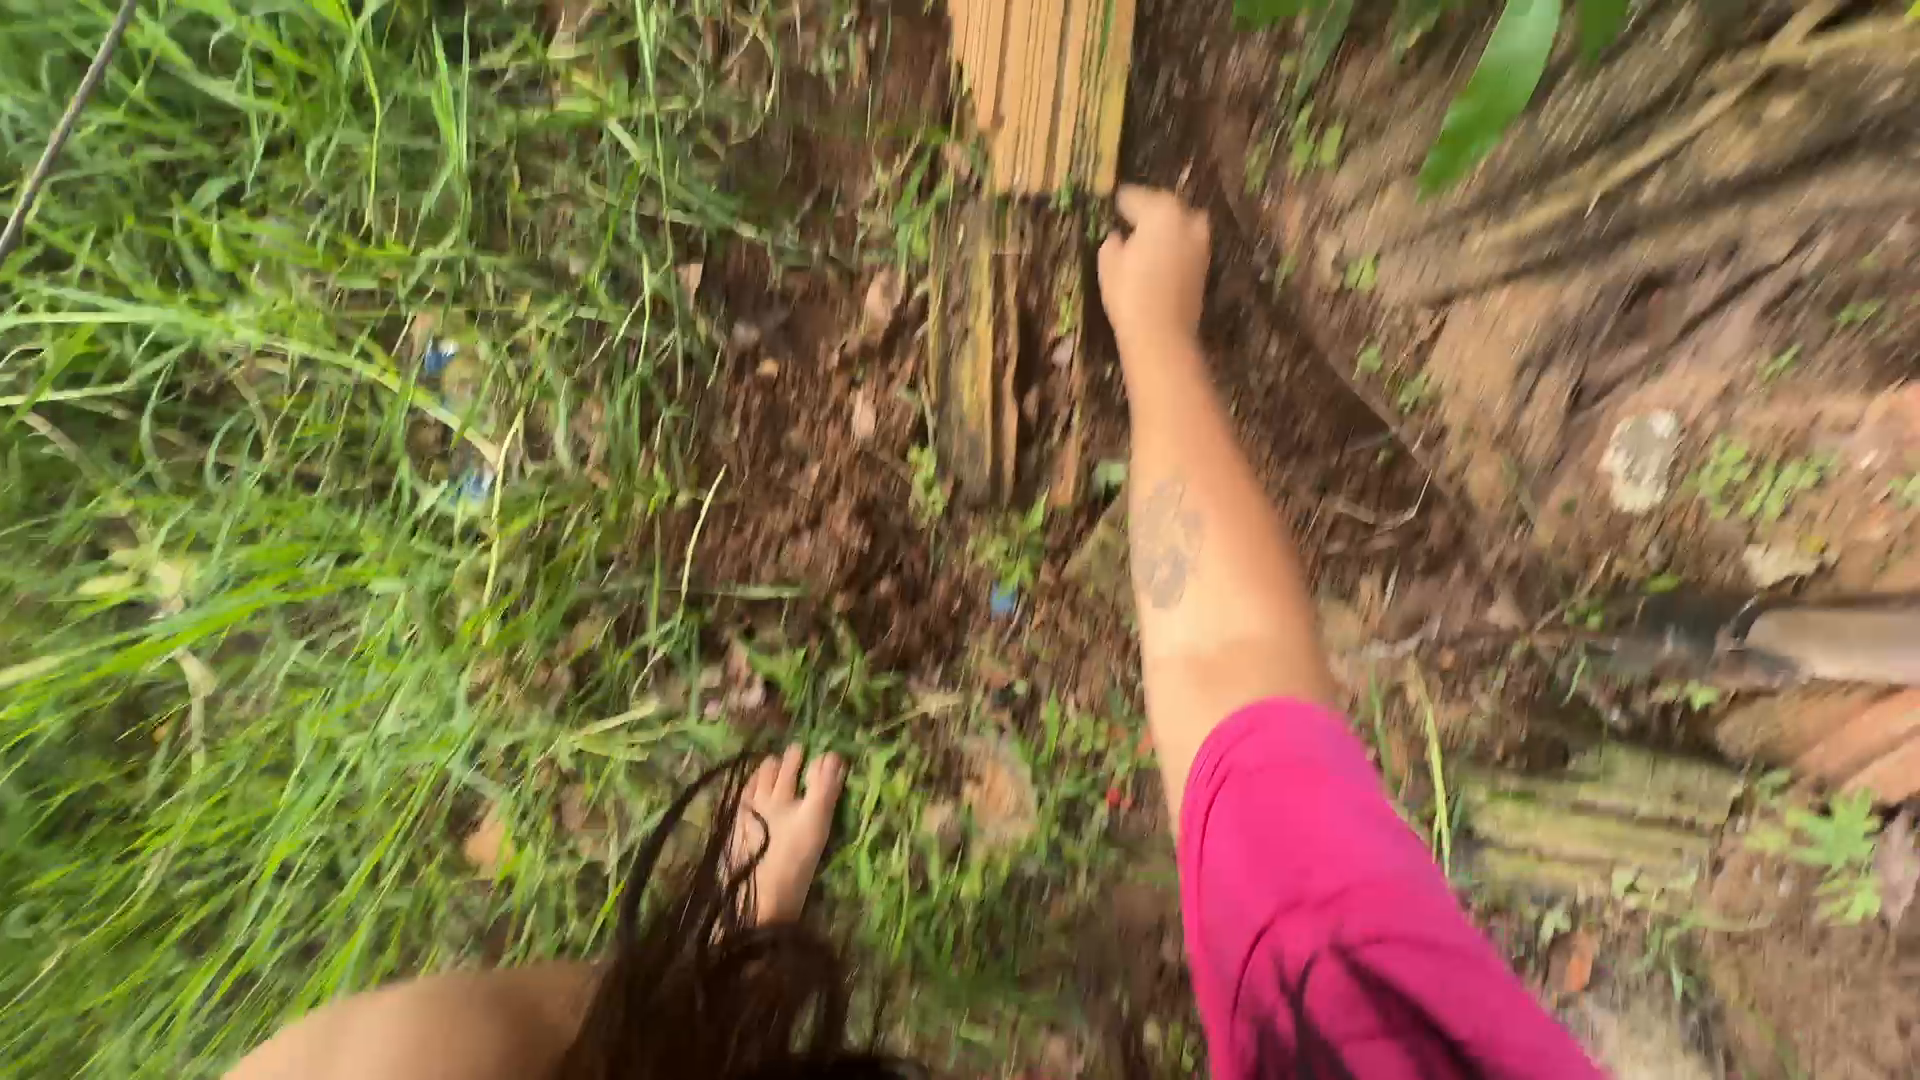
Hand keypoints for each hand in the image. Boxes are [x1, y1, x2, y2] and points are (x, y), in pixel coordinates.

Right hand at [1097, 185, 1211, 355]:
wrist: (1162, 334)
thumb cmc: (1129, 296)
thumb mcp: (1108, 267)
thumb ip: (1112, 245)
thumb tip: (1117, 238)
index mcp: (1160, 214)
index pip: (1138, 198)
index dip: (1124, 199)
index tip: (1115, 200)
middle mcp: (1186, 222)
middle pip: (1167, 206)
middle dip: (1151, 208)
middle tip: (1135, 214)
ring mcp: (1199, 245)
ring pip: (1183, 224)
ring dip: (1169, 225)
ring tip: (1151, 234)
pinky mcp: (1204, 267)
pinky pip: (1187, 245)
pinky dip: (1176, 244)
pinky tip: (1161, 255)